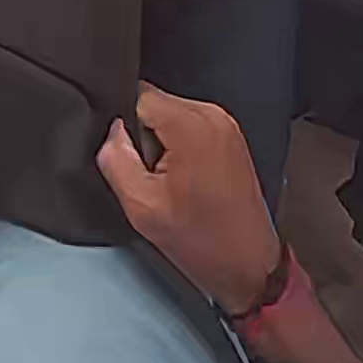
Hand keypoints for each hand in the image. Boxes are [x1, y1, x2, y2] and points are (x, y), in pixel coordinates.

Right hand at [96, 83, 281, 310]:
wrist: (249, 267)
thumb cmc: (200, 240)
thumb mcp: (141, 206)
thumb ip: (116, 158)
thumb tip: (113, 130)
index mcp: (190, 125)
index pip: (138, 95)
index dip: (125, 124)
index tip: (133, 156)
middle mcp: (211, 114)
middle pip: (155, 100)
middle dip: (143, 130)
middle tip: (151, 172)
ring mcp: (224, 122)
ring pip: (170, 110)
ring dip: (161, 136)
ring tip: (169, 176)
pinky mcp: (230, 133)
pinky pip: (188, 121)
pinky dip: (178, 141)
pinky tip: (185, 174)